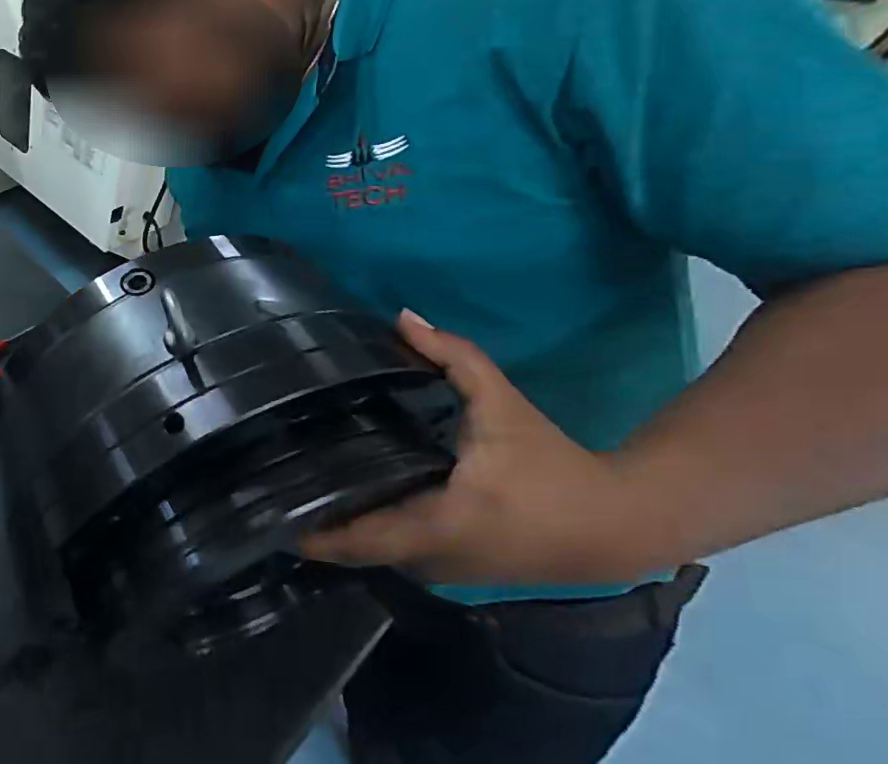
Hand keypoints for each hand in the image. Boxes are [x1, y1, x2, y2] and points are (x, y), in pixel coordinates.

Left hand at [299, 311, 666, 584]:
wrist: (618, 525)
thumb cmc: (553, 464)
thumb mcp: (501, 404)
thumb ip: (452, 356)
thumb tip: (401, 317)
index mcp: (437, 524)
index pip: (358, 537)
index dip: (312, 529)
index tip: (270, 505)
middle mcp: (430, 558)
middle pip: (354, 547)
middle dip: (313, 521)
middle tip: (269, 480)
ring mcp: (442, 571)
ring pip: (372, 553)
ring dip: (337, 527)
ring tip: (291, 484)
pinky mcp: (452, 569)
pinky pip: (393, 553)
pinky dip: (365, 531)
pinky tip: (342, 495)